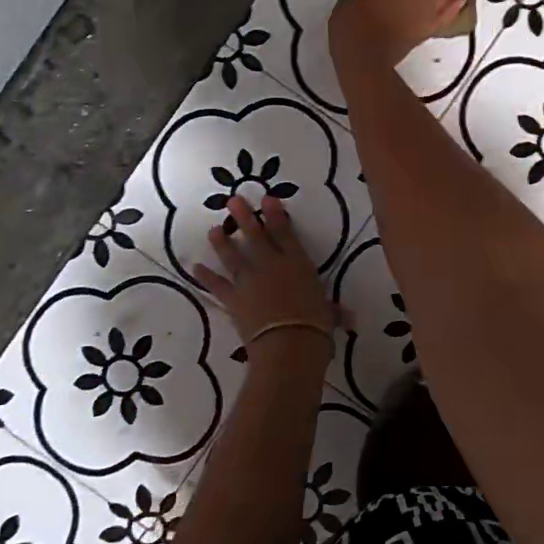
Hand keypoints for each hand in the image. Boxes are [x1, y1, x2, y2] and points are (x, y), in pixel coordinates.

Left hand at [191, 195, 336, 360]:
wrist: (288, 345)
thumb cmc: (316, 327)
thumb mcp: (330, 314)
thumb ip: (334, 311)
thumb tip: (348, 318)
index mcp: (298, 263)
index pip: (285, 233)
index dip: (275, 214)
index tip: (267, 198)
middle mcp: (271, 265)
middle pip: (255, 236)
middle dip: (244, 216)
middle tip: (232, 200)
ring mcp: (248, 281)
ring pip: (232, 256)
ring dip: (222, 242)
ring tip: (213, 229)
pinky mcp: (232, 299)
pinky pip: (216, 285)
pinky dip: (206, 277)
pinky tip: (195, 267)